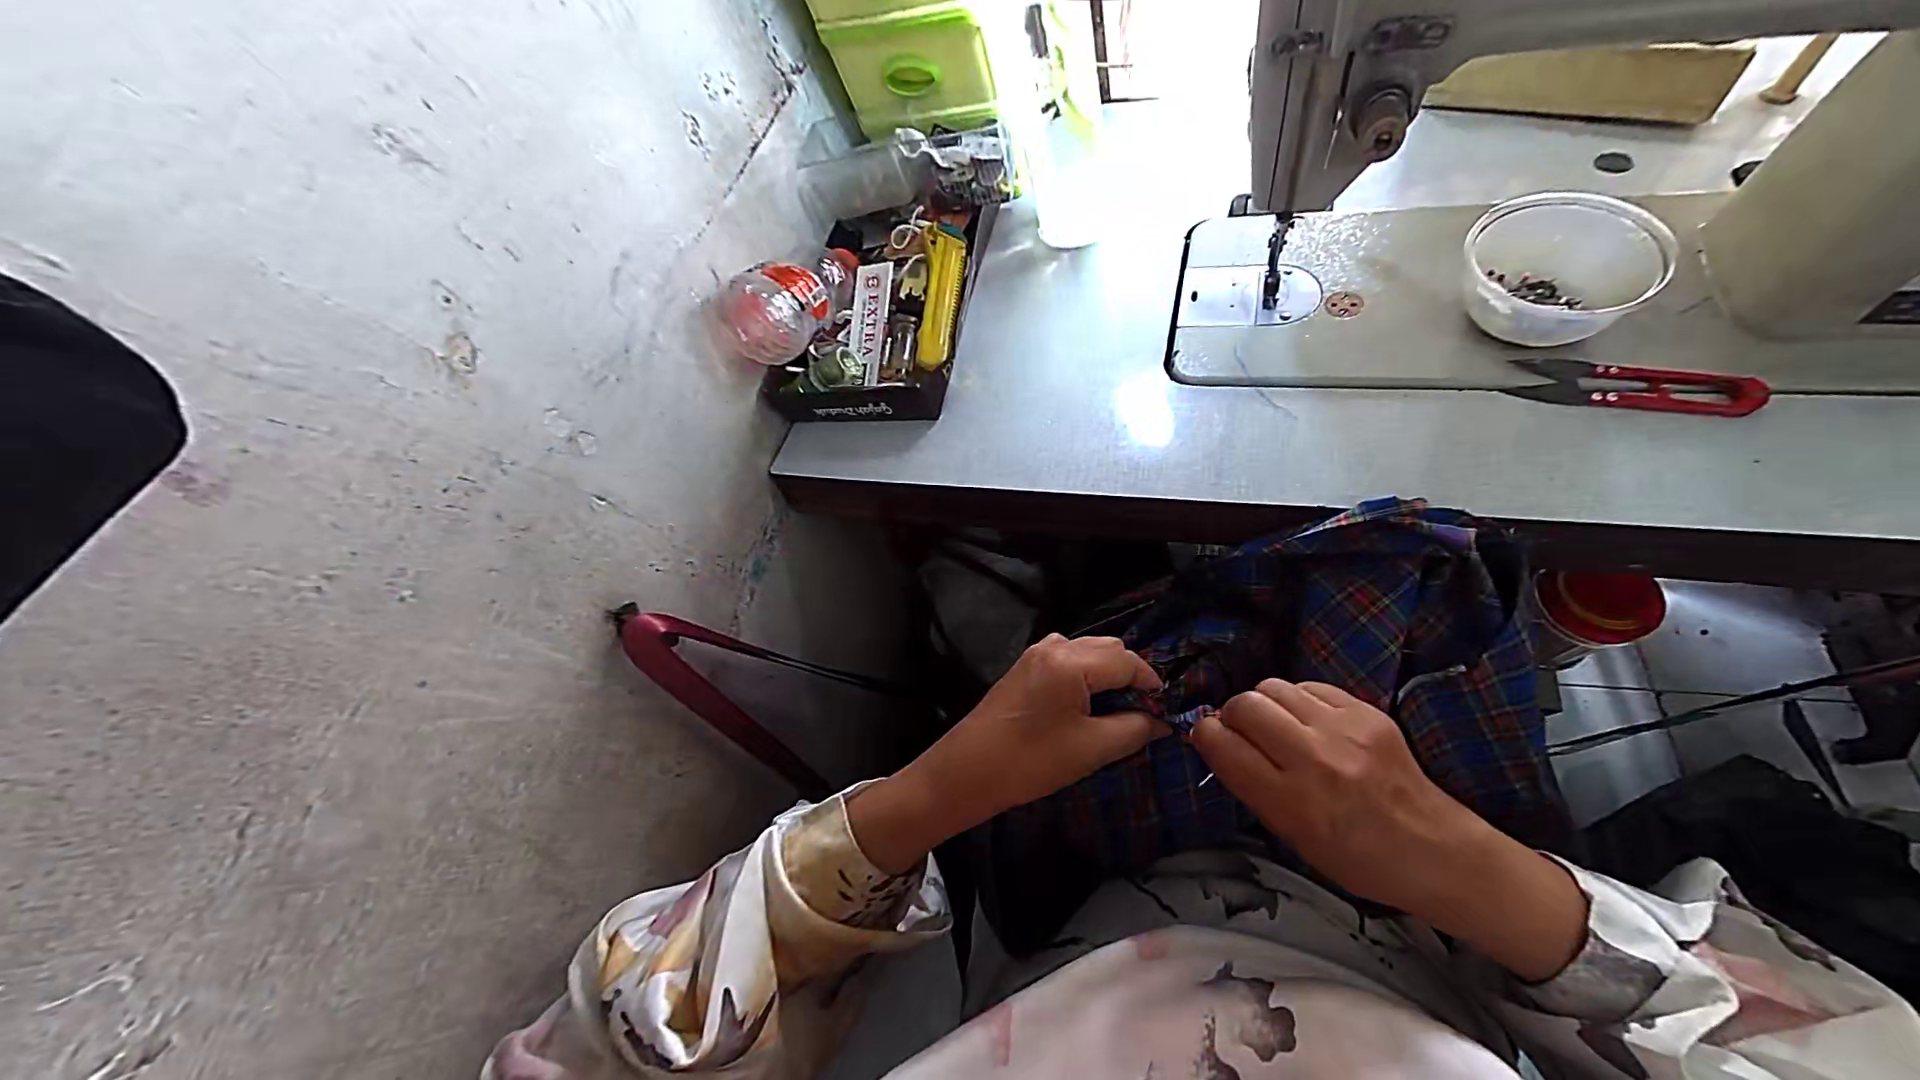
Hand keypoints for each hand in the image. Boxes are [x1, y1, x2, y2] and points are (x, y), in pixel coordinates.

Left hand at [849, 634, 1161, 872]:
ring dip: (1109, 673)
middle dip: (1131, 676)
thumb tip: (1159, 721)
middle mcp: (1054, 647)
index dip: (1152, 685)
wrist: (967, 770)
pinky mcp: (1025, 665)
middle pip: (1110, 648)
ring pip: (1090, 650)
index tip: (1165, 711)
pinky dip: (1087, 673)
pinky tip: (1087, 705)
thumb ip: (1133, 729)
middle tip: (1141, 714)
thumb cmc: (1030, 762)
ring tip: (1115, 712)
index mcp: (1070, 662)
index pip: (1128, 661)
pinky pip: (1069, 658)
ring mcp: (1036, 653)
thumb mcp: (1091, 749)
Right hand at [1191, 680, 1587, 980]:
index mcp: (1289, 801)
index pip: (1221, 743)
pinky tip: (1309, 722)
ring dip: (1264, 704)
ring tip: (1278, 725)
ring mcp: (1344, 731)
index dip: (1205, 735)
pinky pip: (1309, 686)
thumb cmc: (1354, 856)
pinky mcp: (1367, 712)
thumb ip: (1249, 784)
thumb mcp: (1288, 834)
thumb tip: (1218, 740)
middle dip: (1232, 715)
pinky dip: (1298, 700)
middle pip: (1244, 705)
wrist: (1435, 850)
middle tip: (1244, 732)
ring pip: (1272, 687)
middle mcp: (1313, 759)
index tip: (1210, 739)